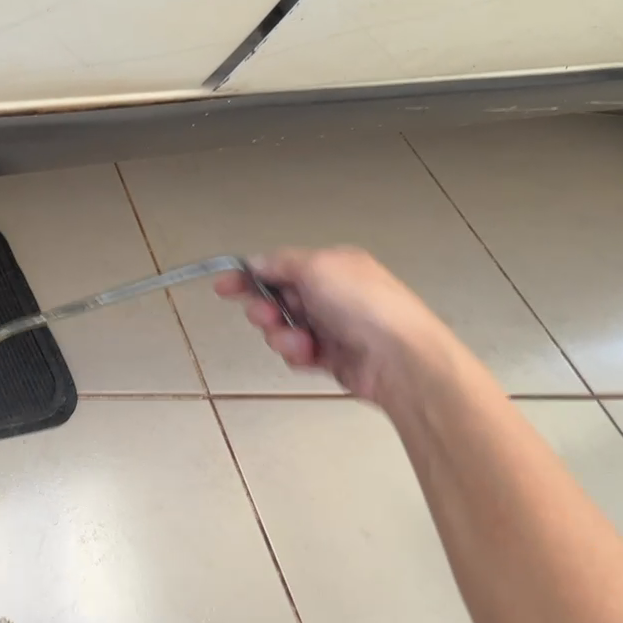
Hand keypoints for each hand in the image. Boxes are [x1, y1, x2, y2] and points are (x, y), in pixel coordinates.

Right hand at [214, 247, 484, 409]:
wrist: (401, 360)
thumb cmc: (360, 304)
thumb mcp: (317, 267)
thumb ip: (279, 262)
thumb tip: (254, 263)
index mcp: (332, 267)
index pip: (278, 268)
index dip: (248, 277)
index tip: (222, 288)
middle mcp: (331, 294)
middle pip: (275, 299)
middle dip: (264, 309)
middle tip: (267, 317)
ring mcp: (331, 327)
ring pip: (281, 328)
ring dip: (281, 335)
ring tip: (300, 343)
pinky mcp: (331, 357)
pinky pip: (296, 353)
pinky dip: (297, 354)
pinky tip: (310, 356)